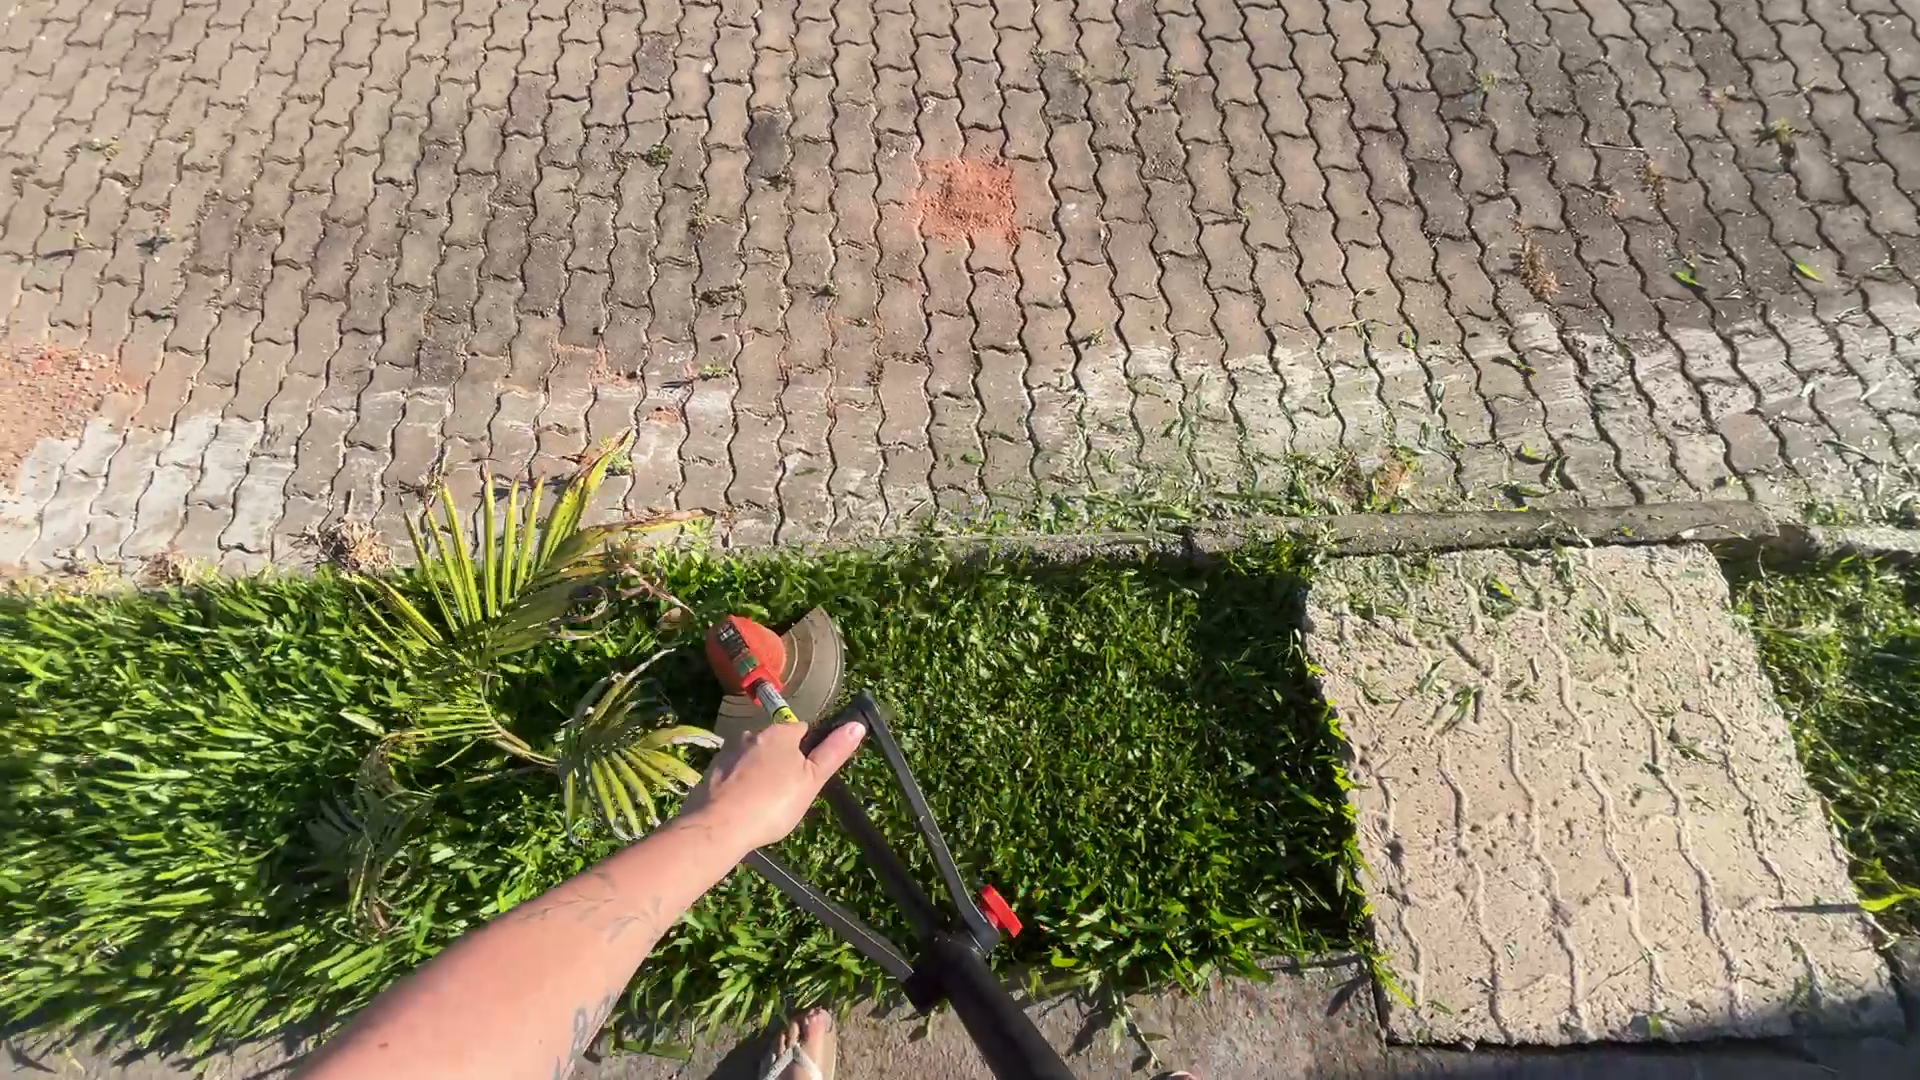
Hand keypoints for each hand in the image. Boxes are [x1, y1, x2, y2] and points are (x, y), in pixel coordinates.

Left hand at [678, 719, 865, 851]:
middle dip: (781, 760)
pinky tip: (741, 806)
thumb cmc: (773, 803)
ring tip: (763, 803)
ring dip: (758, 772)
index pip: (802, 729)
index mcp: (780, 732)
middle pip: (775, 743)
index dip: (808, 750)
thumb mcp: (812, 780)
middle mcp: (752, 734)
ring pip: (752, 757)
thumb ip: (833, 752)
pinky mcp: (710, 771)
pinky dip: (738, 784)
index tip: (808, 774)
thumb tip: (857, 724)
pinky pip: (732, 773)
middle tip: (787, 792)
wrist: (718, 828)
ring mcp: (728, 751)